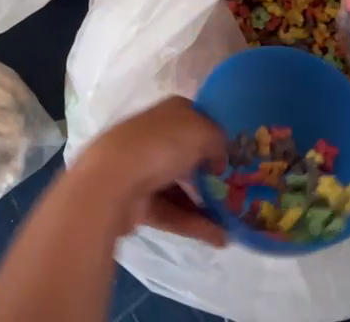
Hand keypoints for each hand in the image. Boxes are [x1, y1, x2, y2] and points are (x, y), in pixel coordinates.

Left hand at [74, 97, 229, 246]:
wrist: (111, 180)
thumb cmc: (161, 144)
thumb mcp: (203, 132)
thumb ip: (219, 142)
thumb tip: (220, 158)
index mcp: (172, 111)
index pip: (200, 119)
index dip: (219, 135)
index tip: (238, 155)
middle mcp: (158, 137)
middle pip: (191, 155)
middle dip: (213, 173)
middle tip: (239, 191)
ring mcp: (146, 170)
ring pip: (182, 187)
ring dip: (207, 205)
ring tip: (234, 222)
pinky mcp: (139, 202)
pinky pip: (172, 212)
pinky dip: (194, 224)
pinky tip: (218, 237)